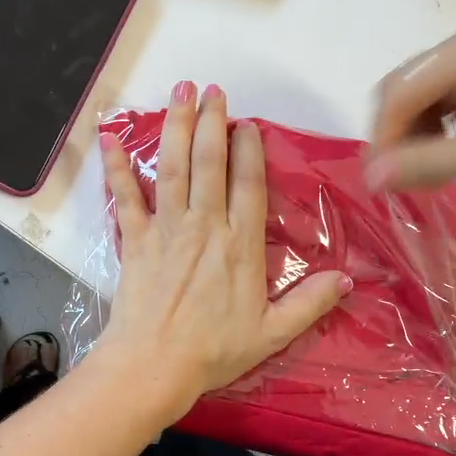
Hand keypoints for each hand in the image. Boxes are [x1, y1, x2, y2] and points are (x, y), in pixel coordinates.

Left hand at [88, 81, 347, 423]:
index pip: (248, 185)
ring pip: (173, 168)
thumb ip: (308, 304)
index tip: (247, 123)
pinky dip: (116, 167)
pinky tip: (109, 138)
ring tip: (179, 92)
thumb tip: (346, 280)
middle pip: (210, 164)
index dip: (249, 150)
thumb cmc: (213, 352)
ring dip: (176, 128)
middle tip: (212, 90)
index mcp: (240, 245)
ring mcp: (166, 229)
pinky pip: (125, 198)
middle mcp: (204, 226)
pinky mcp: (134, 240)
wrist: (153, 365)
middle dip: (212, 123)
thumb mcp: (271, 333)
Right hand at [364, 19, 455, 216]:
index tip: (381, 183)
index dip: (383, 138)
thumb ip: (426, 164)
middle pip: (408, 89)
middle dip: (399, 135)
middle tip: (407, 179)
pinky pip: (453, 98)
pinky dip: (444, 128)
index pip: (398, 92)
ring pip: (427, 95)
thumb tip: (366, 180)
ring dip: (420, 134)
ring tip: (435, 171)